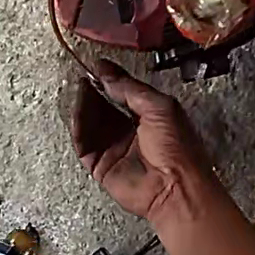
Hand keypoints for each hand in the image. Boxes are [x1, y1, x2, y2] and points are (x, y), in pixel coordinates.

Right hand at [71, 58, 216, 223]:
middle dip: (94, 92)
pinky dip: (78, 128)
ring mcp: (115, 151)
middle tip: (84, 77)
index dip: (110, 81)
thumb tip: (107, 71)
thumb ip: (130, 88)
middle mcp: (130, 134)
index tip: (96, 67)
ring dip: (84, 106)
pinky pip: (84, 145)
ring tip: (81, 90)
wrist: (174, 187)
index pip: (123, 96)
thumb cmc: (177, 148)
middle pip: (104, 109)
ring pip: (91, 125)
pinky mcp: (102, 167)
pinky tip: (78, 112)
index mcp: (149, 118)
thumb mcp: (158, 106)